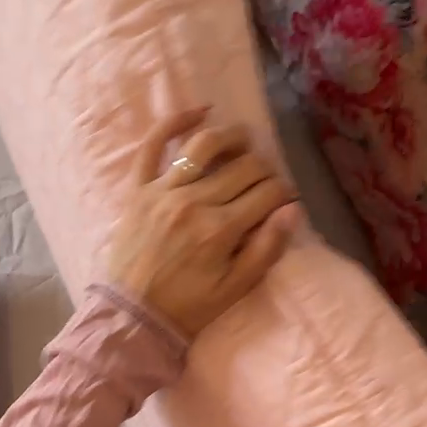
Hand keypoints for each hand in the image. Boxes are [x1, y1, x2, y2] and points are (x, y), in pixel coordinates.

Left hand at [105, 109, 300, 338]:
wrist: (133, 315)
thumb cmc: (188, 306)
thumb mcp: (235, 289)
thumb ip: (266, 249)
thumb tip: (293, 210)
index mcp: (220, 230)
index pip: (267, 193)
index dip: (284, 193)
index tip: (286, 199)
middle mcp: (194, 202)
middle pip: (244, 168)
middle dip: (265, 171)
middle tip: (266, 181)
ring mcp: (162, 191)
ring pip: (205, 146)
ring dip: (232, 137)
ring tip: (244, 139)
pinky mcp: (138, 188)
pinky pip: (153, 144)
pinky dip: (176, 122)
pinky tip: (200, 111)